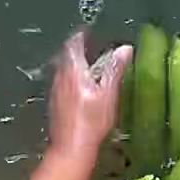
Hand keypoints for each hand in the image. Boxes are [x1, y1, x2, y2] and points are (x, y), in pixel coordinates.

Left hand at [47, 29, 131, 161]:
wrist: (71, 148)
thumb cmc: (91, 121)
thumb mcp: (108, 94)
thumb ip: (115, 69)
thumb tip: (125, 48)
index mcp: (72, 70)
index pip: (73, 44)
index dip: (80, 36)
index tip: (88, 31)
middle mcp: (60, 76)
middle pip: (65, 56)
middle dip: (76, 48)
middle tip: (89, 45)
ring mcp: (55, 90)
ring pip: (62, 69)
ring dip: (73, 63)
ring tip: (86, 63)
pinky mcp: (55, 103)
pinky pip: (61, 81)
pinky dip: (70, 77)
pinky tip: (79, 85)